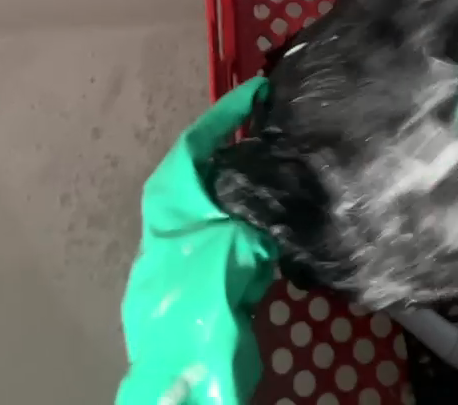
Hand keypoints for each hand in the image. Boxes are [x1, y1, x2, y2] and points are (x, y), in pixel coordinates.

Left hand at [115, 78, 277, 404]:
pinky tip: (283, 213)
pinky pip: (235, 226)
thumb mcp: (232, 241)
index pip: (199, 137)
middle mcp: (174, 210)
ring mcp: (187, 239)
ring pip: (225, 195)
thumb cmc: (198, 295)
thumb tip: (276, 191)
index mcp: (170, 194)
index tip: (259, 89)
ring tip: (288, 160)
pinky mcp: (205, 266)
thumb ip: (255, 208)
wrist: (180, 368)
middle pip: (211, 163)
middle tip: (279, 123)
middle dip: (243, 142)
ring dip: (253, 180)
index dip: (228, 111)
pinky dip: (257, 214)